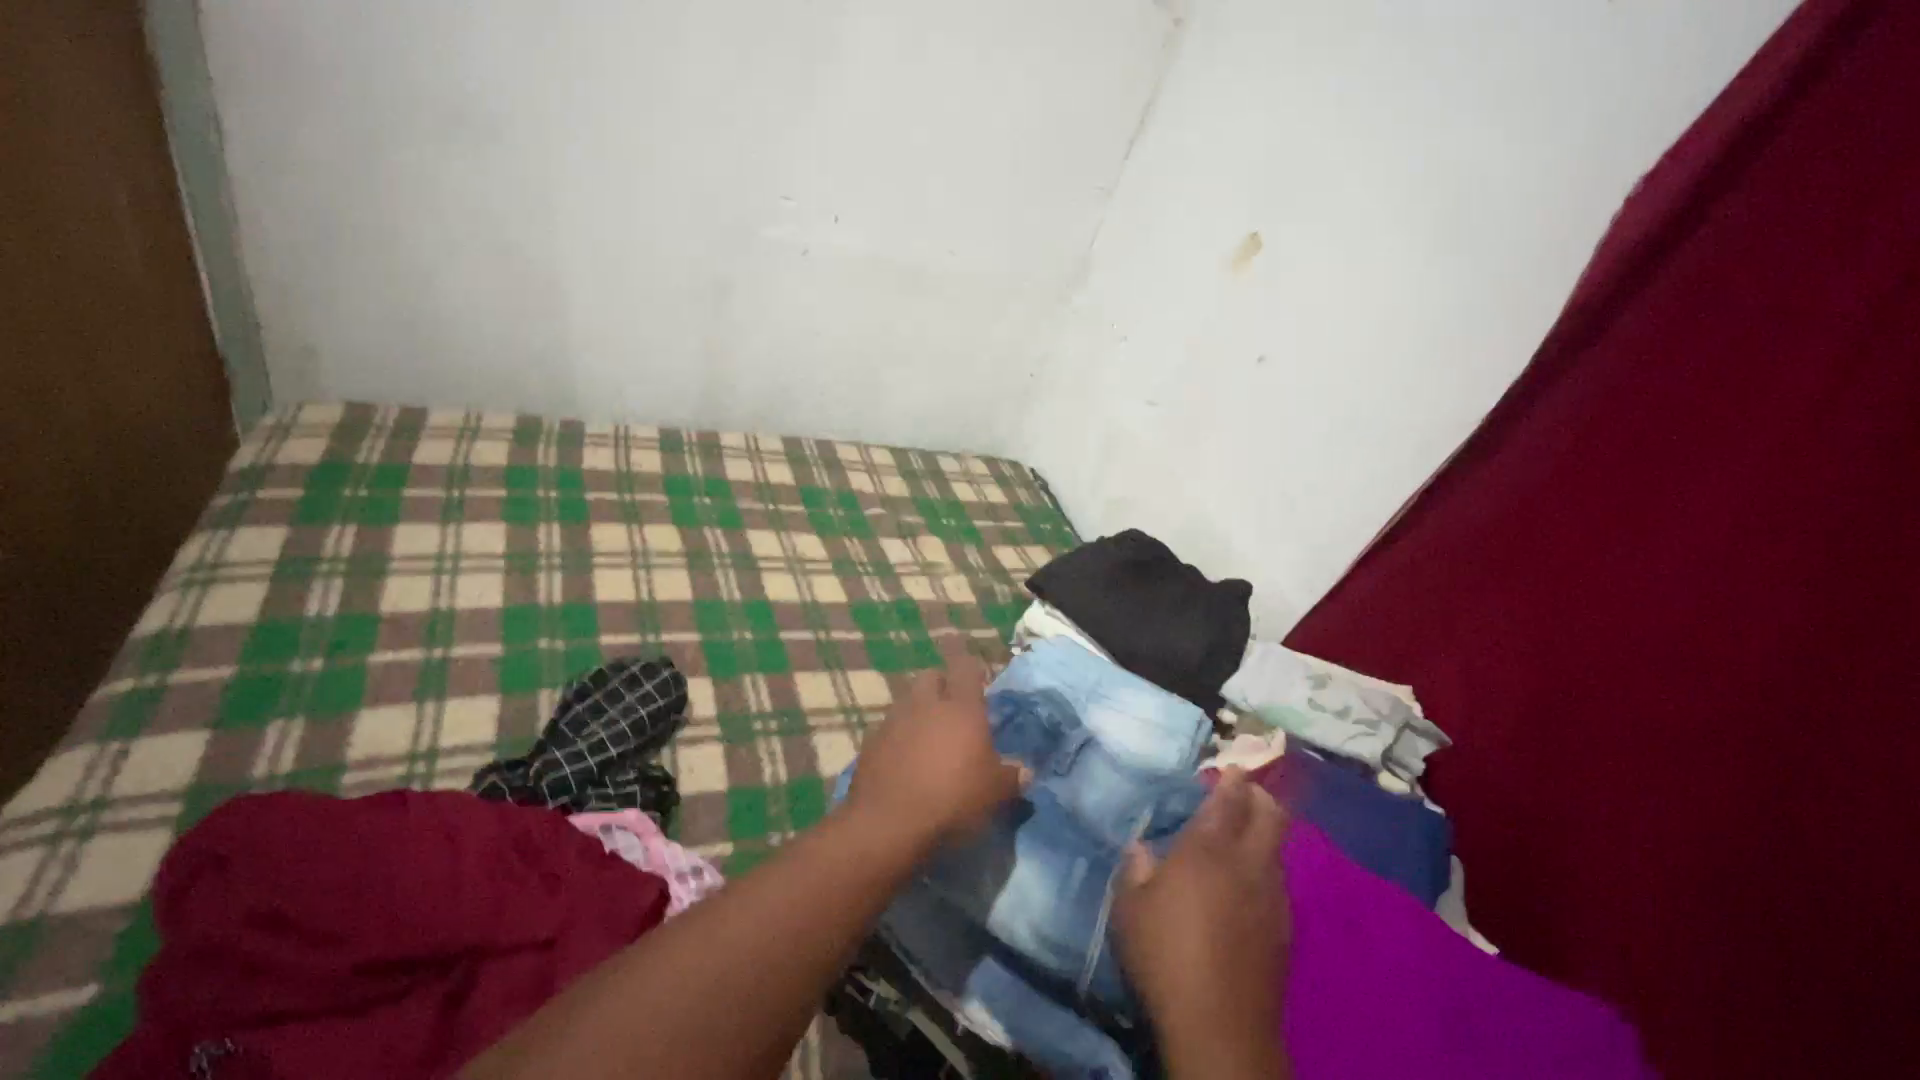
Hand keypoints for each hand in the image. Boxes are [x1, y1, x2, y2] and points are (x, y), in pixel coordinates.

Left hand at [843, 658, 1028, 850]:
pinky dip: (900, 736)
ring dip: (920, 712)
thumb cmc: (952, 798)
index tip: (981, 681)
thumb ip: (1012, 776)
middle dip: (943, 686)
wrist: (889, 822)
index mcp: (960, 707)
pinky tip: (906, 760)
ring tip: (930, 739)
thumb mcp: (995, 792)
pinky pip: (890, 728)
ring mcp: (894, 720)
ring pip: (908, 701)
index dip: (974, 670)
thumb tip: (1024, 771)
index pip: (966, 667)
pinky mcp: (871, 742)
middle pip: (932, 676)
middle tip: (955, 710)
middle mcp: (925, 704)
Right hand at [1115, 768, 1290, 1077]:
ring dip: (1262, 835)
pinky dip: (1262, 870)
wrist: (1219, 1023)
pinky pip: (1276, 882)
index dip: (1232, 779)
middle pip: (1272, 814)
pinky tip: (1241, 890)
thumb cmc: (1164, 955)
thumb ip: (1136, 869)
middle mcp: (1249, 863)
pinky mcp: (1285, 929)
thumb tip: (1142, 847)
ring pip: (1277, 849)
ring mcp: (1273, 897)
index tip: (1227, 769)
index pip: (1230, 798)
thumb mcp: (1129, 908)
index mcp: (1209, 849)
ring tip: (1237, 842)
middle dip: (1259, 796)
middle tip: (1240, 794)